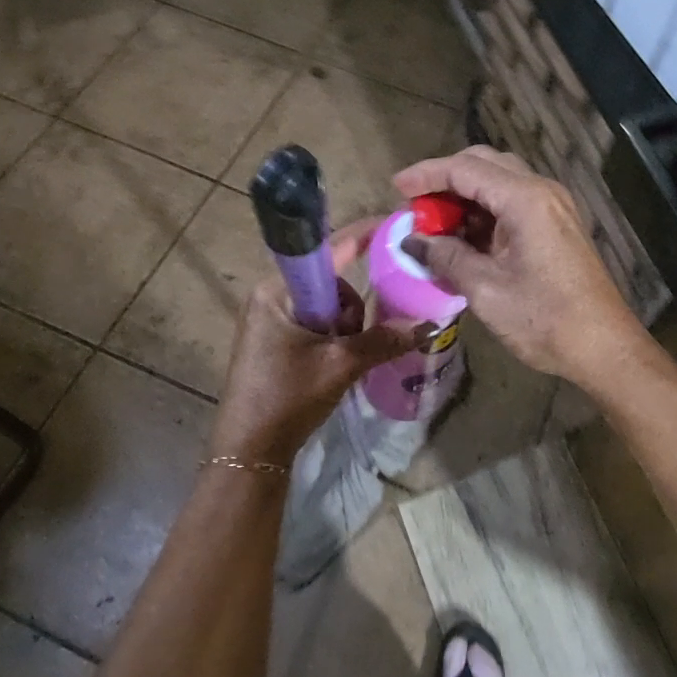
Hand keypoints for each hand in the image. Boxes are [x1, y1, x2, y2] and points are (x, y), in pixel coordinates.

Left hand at [209, 218, 416, 463]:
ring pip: (328, 307)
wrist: (250, 452)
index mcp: (277, 291)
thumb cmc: (287, 398)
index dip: (362, 235)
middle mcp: (271, 296)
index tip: (394, 223)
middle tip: (351, 343)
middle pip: (332, 283)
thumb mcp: (340, 366)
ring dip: (345, 331)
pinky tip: (336, 365)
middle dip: (351, 311)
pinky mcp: (275, 342)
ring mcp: (270, 320)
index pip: (327, 250)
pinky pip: (316, 324)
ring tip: (340, 363)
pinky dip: (334, 340)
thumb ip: (383, 340)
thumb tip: (426, 324)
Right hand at [393, 146, 639, 382]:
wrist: (604, 347)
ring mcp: (553, 206)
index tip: (395, 188)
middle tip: (414, 207)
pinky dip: (484, 211)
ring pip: (499, 181)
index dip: (426, 175)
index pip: (465, 168)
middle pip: (484, 164)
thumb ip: (446, 257)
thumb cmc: (544, 320)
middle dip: (445, 180)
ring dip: (465, 196)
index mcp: (525, 199)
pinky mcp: (556, 225)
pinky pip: (513, 202)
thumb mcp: (485, 290)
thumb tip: (413, 240)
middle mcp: (542, 191)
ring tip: (434, 225)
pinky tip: (464, 238)